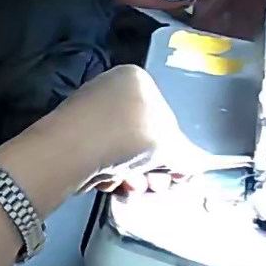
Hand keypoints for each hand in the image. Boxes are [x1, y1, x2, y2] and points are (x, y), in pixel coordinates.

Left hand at [38, 65, 207, 192]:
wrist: (73, 149)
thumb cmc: (129, 135)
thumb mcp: (171, 145)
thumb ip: (187, 156)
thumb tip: (192, 166)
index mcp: (136, 79)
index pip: (166, 116)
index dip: (174, 149)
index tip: (176, 173)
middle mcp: (110, 91)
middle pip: (144, 139)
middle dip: (153, 169)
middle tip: (156, 186)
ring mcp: (89, 115)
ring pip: (123, 154)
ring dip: (133, 177)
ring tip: (132, 187)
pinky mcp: (72, 139)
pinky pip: (102, 160)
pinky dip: (109, 175)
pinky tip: (111, 184)